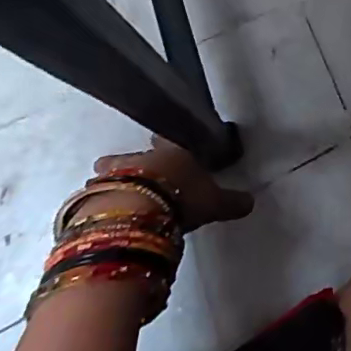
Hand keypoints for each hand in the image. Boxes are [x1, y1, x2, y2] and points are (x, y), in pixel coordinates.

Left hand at [93, 138, 254, 232]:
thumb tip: (251, 202)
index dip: (168, 141)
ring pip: (114, 170)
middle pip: (138, 154)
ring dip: (113, 177)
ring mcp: (119, 173)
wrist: (139, 212)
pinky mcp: (99, 194)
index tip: (160, 138)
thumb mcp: (215, 203)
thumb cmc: (182, 199)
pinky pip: (100, 193)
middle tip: (127, 164)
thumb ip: (231, 202)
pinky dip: (101, 198)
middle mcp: (145, 158)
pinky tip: (101, 209)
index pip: (172, 140)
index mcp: (174, 153)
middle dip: (134, 159)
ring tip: (106, 184)